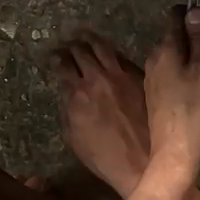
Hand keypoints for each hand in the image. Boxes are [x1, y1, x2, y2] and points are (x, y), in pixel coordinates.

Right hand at [56, 31, 151, 194]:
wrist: (142, 162)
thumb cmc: (105, 158)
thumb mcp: (75, 139)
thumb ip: (68, 112)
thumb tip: (68, 95)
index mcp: (76, 95)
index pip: (63, 66)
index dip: (58, 59)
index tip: (56, 56)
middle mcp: (96, 79)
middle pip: (80, 51)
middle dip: (72, 45)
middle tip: (70, 44)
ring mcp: (119, 75)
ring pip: (101, 46)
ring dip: (91, 39)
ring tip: (86, 36)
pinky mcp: (139, 77)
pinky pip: (122, 56)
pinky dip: (112, 51)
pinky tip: (110, 52)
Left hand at [143, 8, 199, 172]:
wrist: (176, 151)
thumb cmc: (195, 107)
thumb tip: (194, 10)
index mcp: (165, 48)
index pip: (179, 17)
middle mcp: (156, 59)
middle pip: (185, 39)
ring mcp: (157, 78)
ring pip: (186, 59)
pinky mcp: (161, 96)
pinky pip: (182, 76)